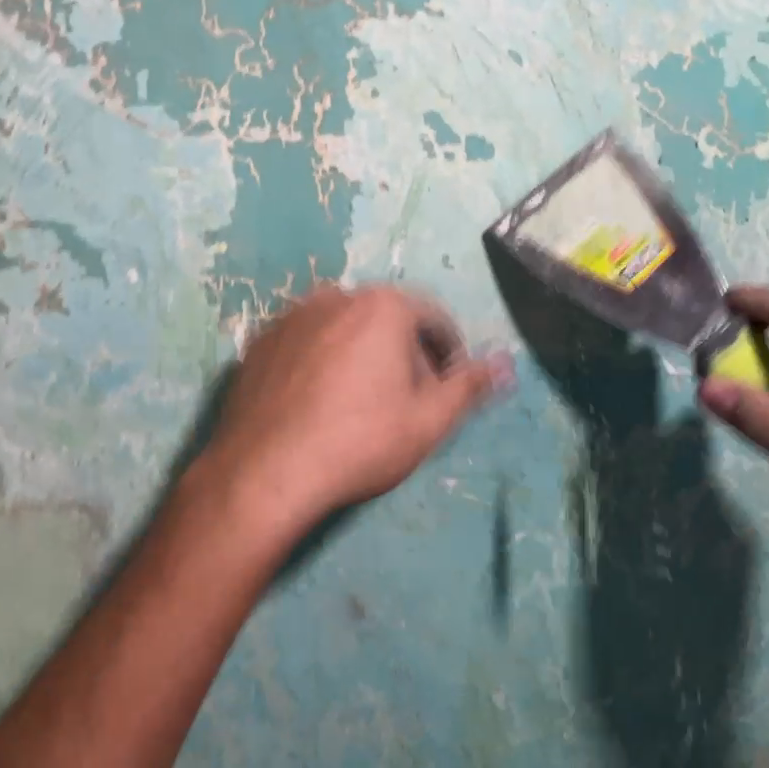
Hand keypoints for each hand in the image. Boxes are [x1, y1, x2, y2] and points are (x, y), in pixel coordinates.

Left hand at [200, 286, 512, 530]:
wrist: (264, 472)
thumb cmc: (359, 442)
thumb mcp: (428, 421)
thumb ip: (470, 386)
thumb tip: (507, 363)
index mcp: (383, 305)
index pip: (436, 319)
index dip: (449, 357)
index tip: (446, 393)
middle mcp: (336, 295)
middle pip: (389, 321)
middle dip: (406, 355)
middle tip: (406, 404)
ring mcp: (292, 316)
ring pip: (345, 329)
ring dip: (363, 356)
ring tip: (360, 406)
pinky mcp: (261, 341)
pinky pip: (308, 343)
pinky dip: (322, 363)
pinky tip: (318, 405)